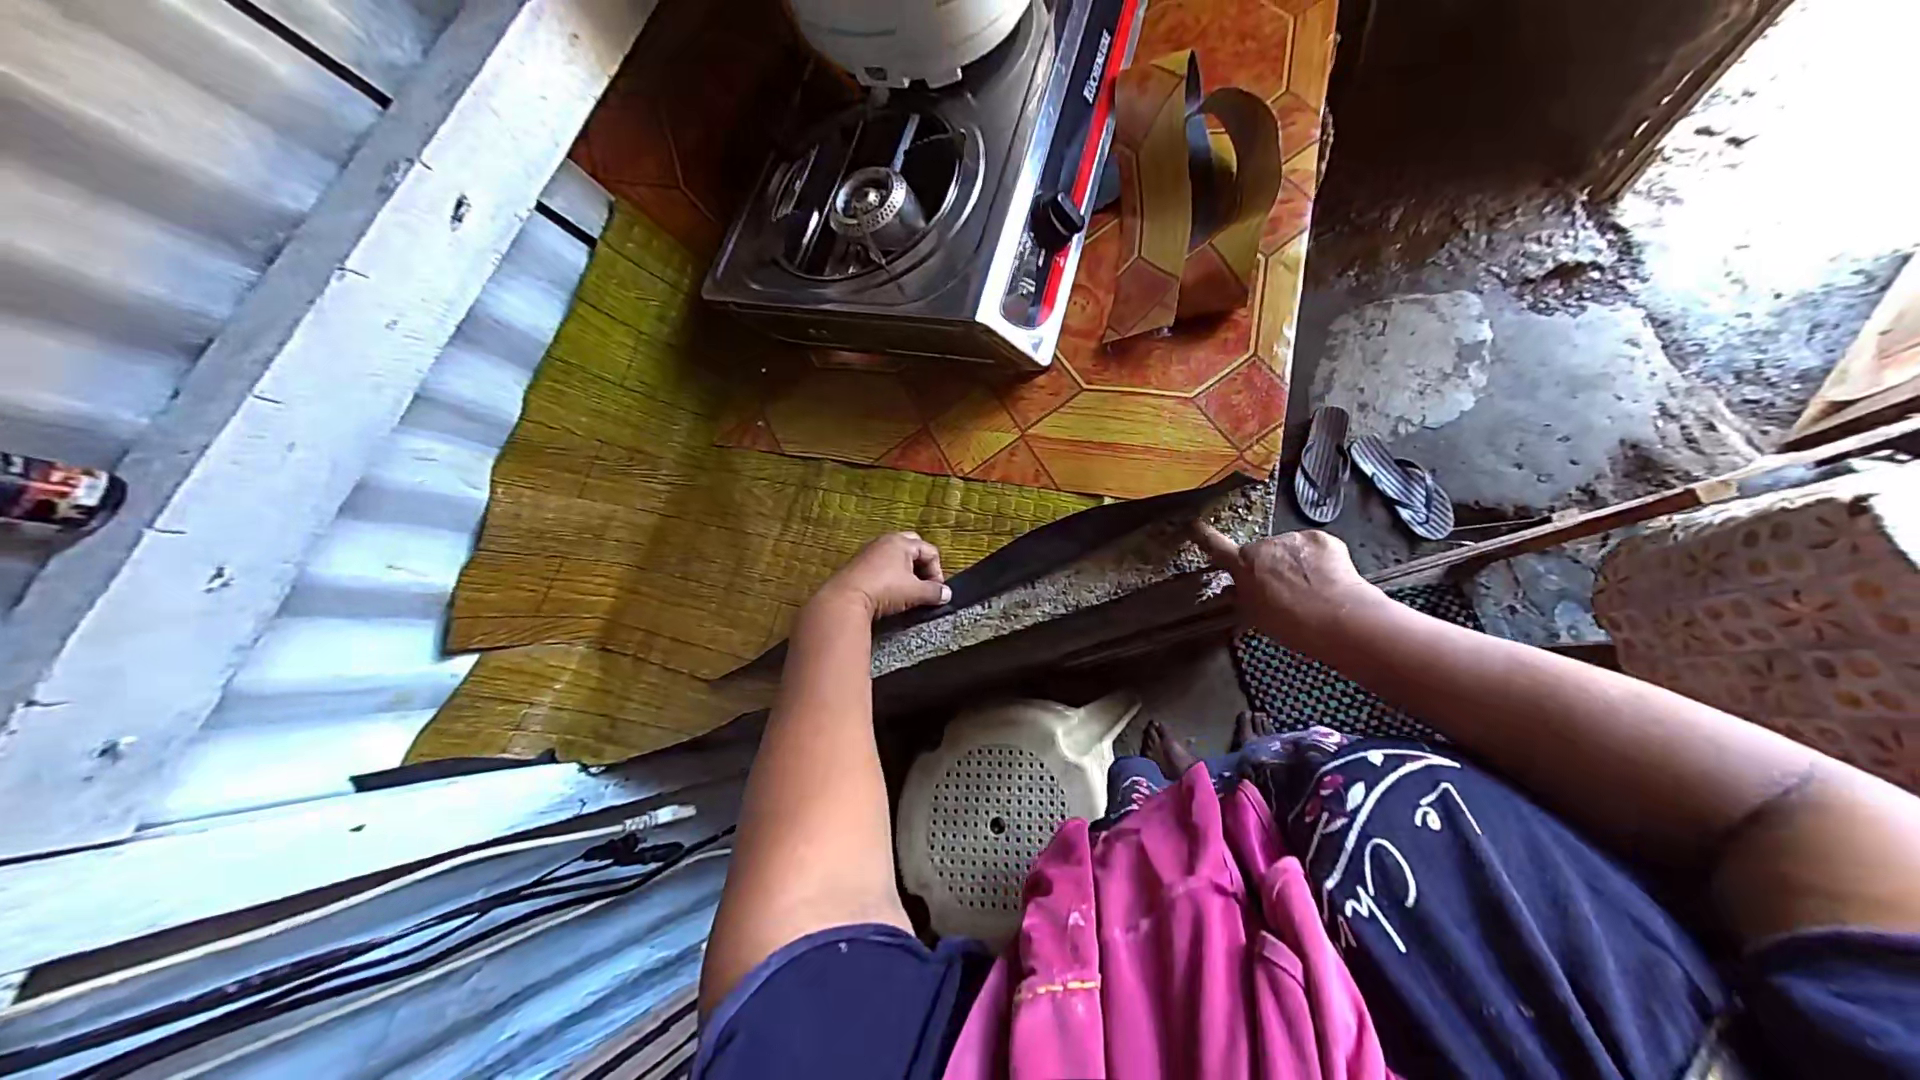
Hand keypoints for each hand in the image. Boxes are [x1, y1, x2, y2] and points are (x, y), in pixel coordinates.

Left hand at [813, 531, 950, 619]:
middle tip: (923, 586)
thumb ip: (934, 592)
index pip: (930, 552)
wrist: (846, 599)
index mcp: (902, 542)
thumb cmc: (884, 590)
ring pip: (895, 558)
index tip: (936, 592)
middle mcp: (885, 541)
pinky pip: (881, 566)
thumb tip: (946, 594)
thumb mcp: (915, 592)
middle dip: (921, 567)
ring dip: (905, 573)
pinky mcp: (857, 565)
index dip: (937, 572)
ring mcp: (869, 552)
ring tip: (907, 592)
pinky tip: (889, 593)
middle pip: (912, 549)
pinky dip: (890, 576)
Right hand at [1194, 523, 1385, 654]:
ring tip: (1310, 590)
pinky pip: (1314, 548)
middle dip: (1269, 565)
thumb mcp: (1255, 616)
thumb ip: (1241, 597)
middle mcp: (1264, 545)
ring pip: (1289, 549)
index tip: (1195, 525)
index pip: (1215, 544)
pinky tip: (1327, 580)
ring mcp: (1293, 539)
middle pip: (1261, 551)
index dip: (1203, 534)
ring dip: (1294, 563)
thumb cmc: (1292, 624)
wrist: (1339, 619)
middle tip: (1283, 591)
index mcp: (1243, 564)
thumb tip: (1234, 590)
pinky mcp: (1321, 538)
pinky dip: (1319, 560)